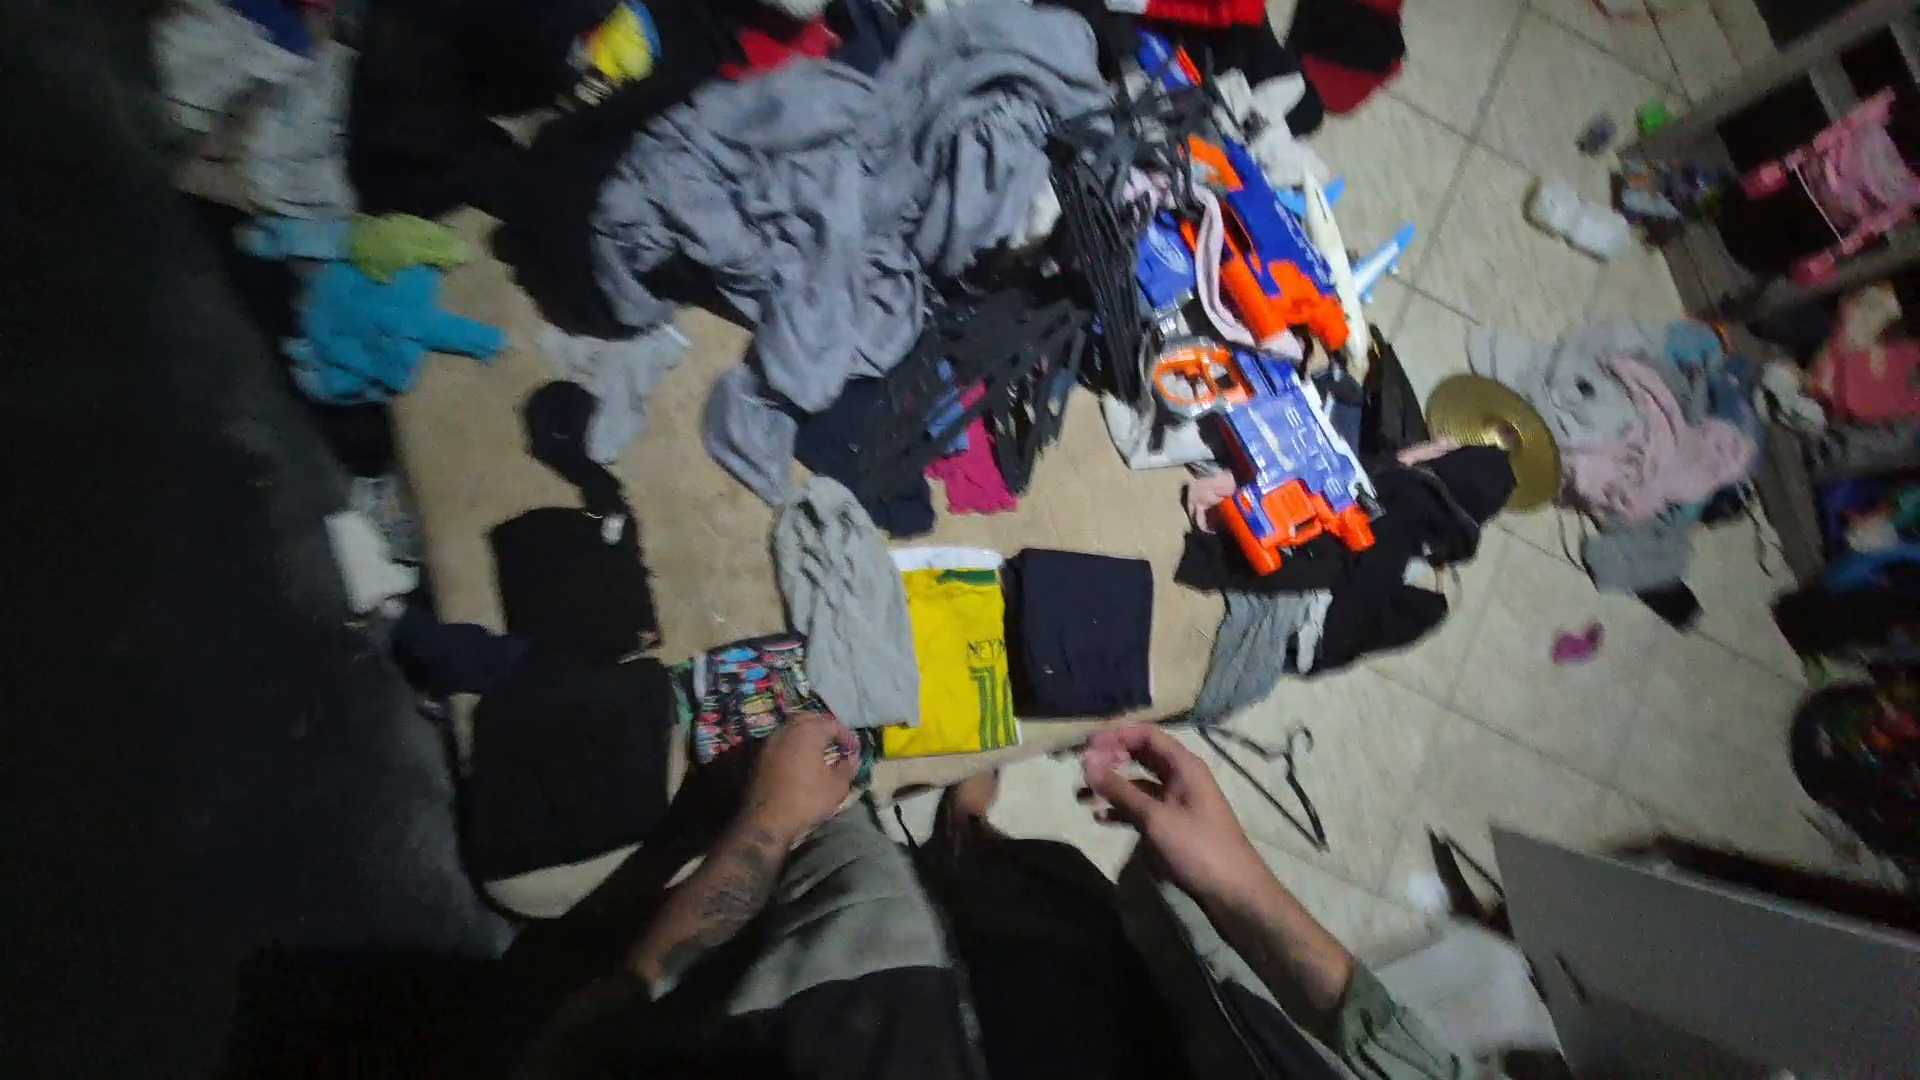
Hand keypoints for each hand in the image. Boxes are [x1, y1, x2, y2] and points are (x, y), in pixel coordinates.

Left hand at [740, 711, 859, 841]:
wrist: (765, 822)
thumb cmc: (805, 800)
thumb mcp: (837, 787)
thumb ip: (849, 767)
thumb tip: (853, 757)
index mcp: (809, 731)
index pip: (833, 724)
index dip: (847, 735)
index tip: (855, 750)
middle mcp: (788, 729)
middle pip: (811, 719)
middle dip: (826, 729)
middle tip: (837, 743)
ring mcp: (770, 741)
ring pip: (793, 728)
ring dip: (808, 735)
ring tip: (819, 750)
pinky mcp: (759, 755)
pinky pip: (782, 741)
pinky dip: (794, 745)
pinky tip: (800, 760)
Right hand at [1083, 725, 1272, 908]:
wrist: (1235, 894)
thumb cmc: (1198, 847)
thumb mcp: (1155, 817)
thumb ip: (1119, 789)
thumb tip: (1086, 763)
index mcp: (1183, 765)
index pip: (1146, 736)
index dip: (1115, 736)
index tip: (1087, 747)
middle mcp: (1180, 777)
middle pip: (1141, 757)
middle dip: (1110, 761)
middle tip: (1083, 770)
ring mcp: (1177, 801)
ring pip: (1138, 784)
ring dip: (1112, 787)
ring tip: (1081, 797)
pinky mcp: (1174, 824)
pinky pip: (1143, 807)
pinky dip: (1122, 810)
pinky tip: (1101, 819)